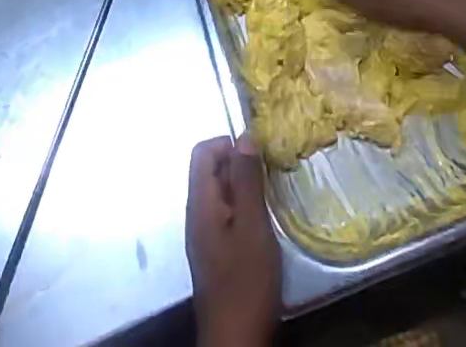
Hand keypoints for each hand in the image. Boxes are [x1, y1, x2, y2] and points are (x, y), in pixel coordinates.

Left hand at [187, 135, 278, 346]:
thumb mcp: (252, 226)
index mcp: (200, 201)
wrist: (235, 339)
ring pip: (219, 193)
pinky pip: (224, 215)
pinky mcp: (214, 251)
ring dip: (242, 187)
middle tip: (269, 174)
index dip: (227, 143)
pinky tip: (262, 224)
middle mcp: (196, 212)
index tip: (257, 152)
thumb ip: (246, 181)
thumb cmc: (245, 281)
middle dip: (237, 164)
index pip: (202, 152)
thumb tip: (244, 138)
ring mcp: (203, 233)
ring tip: (269, 197)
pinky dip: (242, 209)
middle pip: (209, 170)